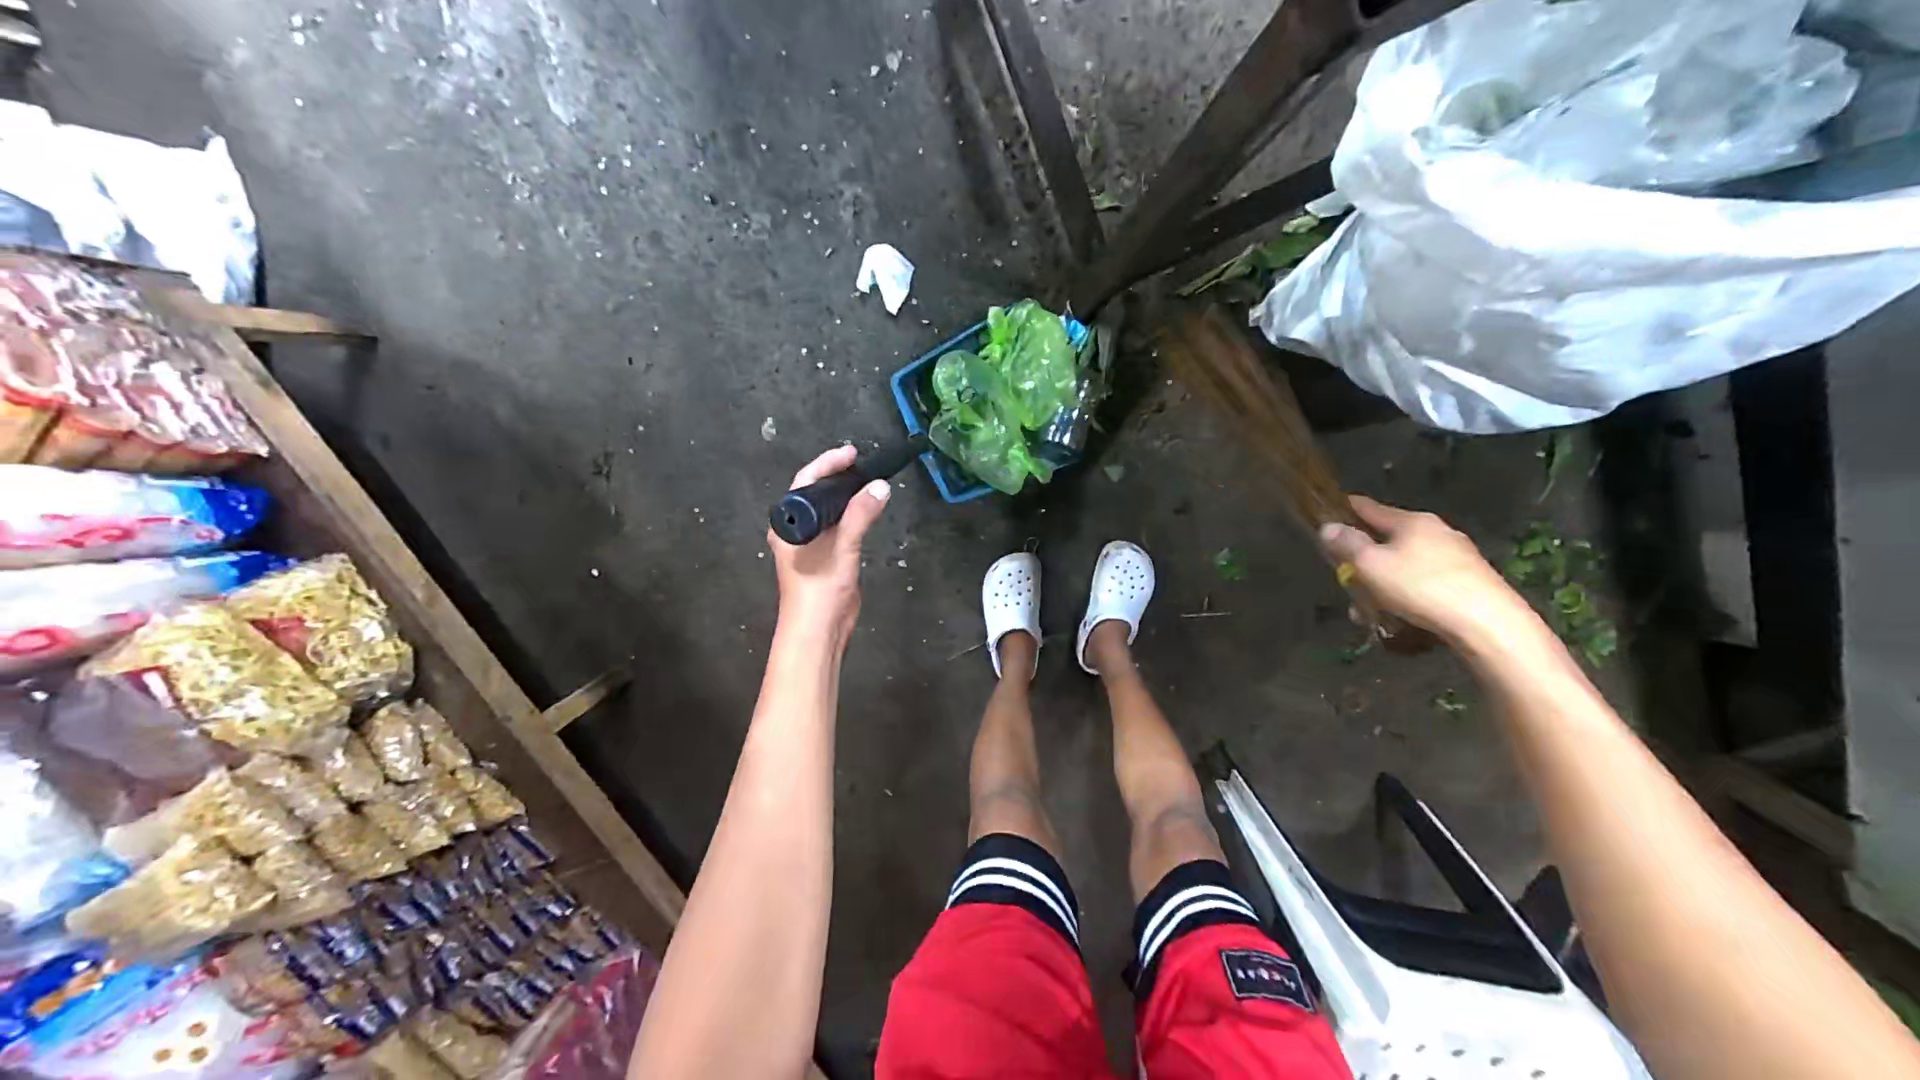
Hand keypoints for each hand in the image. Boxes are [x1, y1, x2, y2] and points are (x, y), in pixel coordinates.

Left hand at [767, 445, 890, 644]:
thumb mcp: (842, 546)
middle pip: (815, 493)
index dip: (828, 464)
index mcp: (787, 524)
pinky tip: (867, 511)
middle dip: (838, 477)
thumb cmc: (820, 586)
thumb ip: (860, 514)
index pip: (805, 481)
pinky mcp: (825, 558)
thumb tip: (881, 486)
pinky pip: (839, 528)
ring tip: (868, 482)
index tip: (852, 454)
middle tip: (863, 465)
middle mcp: (794, 530)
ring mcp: (810, 545)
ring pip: (828, 511)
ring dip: (846, 496)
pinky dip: (852, 515)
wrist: (818, 630)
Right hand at [1318, 495, 1536, 648]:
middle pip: (1386, 539)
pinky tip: (1398, 616)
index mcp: (1411, 521)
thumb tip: (1328, 527)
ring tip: (1368, 612)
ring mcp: (1455, 555)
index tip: (1326, 513)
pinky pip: (1422, 581)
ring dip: (1380, 583)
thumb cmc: (1421, 587)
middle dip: (1362, 560)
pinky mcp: (1468, 580)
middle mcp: (1436, 531)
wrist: (1488, 623)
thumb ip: (1346, 544)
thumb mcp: (1371, 564)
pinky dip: (1404, 593)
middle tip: (1345, 581)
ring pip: (1403, 564)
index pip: (1369, 507)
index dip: (1344, 509)